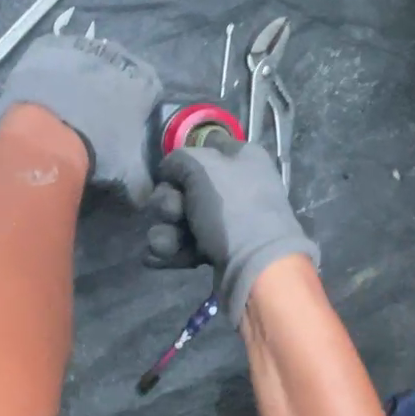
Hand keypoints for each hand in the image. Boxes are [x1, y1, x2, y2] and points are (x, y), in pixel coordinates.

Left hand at [0, 35, 161, 204]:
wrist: (47, 137)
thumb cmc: (97, 153)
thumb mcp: (131, 175)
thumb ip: (145, 179)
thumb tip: (148, 190)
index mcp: (145, 81)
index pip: (150, 91)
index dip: (137, 110)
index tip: (124, 128)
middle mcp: (117, 54)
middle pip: (116, 73)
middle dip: (107, 92)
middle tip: (92, 120)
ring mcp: (80, 45)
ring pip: (84, 61)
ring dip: (79, 79)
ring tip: (64, 108)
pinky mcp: (48, 44)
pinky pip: (53, 57)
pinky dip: (50, 72)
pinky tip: (44, 95)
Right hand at [144, 138, 317, 323]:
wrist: (256, 266)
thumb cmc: (232, 208)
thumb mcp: (202, 167)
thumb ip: (178, 159)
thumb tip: (169, 170)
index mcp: (240, 158)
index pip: (201, 149)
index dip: (179, 163)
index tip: (168, 176)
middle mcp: (235, 186)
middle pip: (184, 188)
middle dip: (168, 203)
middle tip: (174, 214)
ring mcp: (226, 221)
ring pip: (180, 220)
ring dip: (166, 232)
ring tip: (167, 245)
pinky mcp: (218, 250)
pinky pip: (185, 245)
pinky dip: (171, 252)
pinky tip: (158, 258)